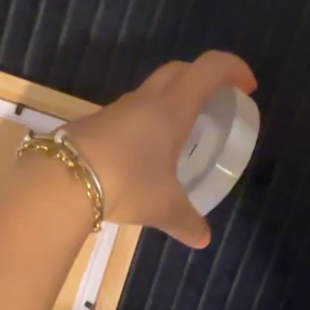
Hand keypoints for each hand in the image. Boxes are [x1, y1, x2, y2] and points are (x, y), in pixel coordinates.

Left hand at [60, 51, 256, 247]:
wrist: (63, 181)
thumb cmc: (127, 183)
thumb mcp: (163, 207)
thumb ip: (186, 222)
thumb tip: (203, 240)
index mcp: (172, 109)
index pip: (209, 69)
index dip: (233, 69)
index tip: (246, 86)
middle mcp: (144, 101)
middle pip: (178, 71)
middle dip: (200, 79)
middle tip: (213, 104)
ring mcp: (114, 111)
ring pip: (148, 93)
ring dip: (167, 103)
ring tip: (175, 136)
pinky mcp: (92, 126)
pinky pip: (125, 118)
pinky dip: (141, 127)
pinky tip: (139, 157)